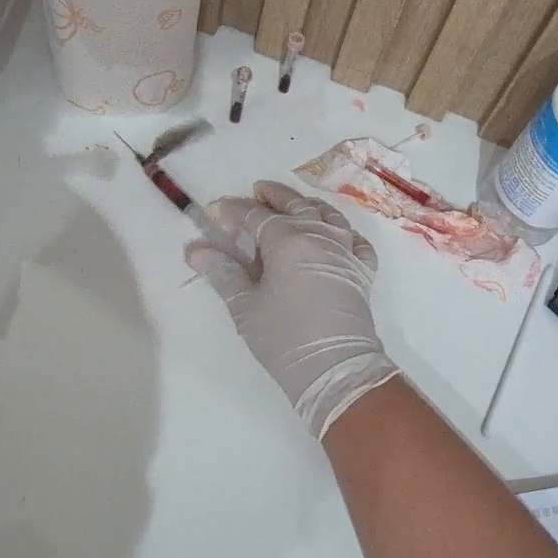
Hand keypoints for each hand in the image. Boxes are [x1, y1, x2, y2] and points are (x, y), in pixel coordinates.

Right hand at [187, 181, 399, 438]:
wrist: (335, 367)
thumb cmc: (284, 337)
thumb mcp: (245, 306)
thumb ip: (222, 272)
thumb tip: (194, 249)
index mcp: (288, 240)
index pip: (256, 216)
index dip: (234, 211)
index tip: (216, 211)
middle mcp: (320, 236)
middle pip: (295, 205)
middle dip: (273, 196)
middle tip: (257, 191)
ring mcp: (346, 251)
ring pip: (328, 216)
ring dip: (308, 206)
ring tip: (294, 206)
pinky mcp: (363, 270)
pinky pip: (355, 240)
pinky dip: (343, 233)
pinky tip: (336, 236)